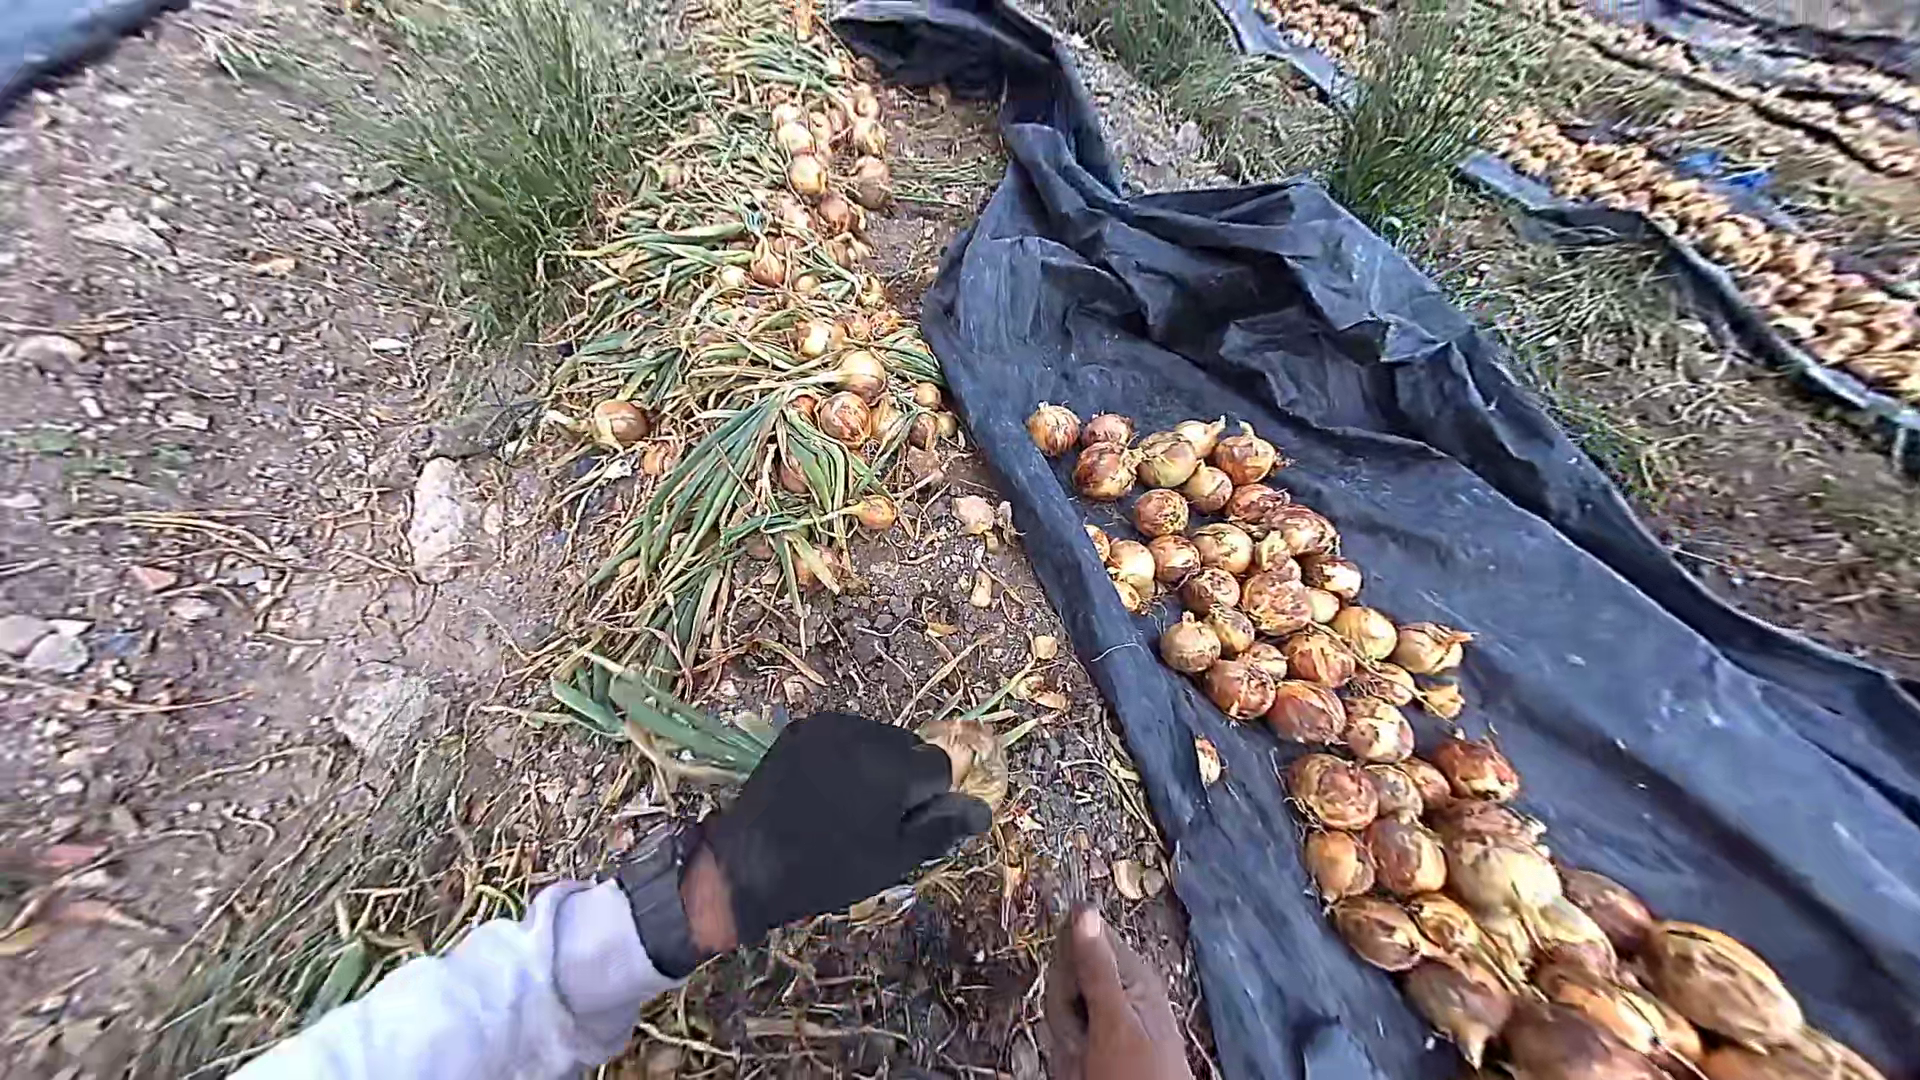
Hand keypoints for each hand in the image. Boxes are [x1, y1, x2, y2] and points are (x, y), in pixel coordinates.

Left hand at [700, 711, 992, 943]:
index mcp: (894, 767)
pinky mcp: (806, 726)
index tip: (899, 823)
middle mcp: (867, 733)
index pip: (939, 766)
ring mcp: (833, 725)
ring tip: (844, 801)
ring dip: (875, 763)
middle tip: (871, 816)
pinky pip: (845, 733)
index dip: (925, 798)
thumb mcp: (892, 859)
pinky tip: (823, 784)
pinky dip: (845, 753)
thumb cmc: (827, 870)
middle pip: (909, 748)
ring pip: (879, 738)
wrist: (746, 865)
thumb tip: (983, 810)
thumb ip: (941, 827)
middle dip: (902, 776)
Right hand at [1043, 906, 1194, 1079]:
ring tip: (1085, 1065)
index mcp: (1132, 971)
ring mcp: (1108, 1017)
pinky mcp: (1097, 1043)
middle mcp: (1119, 988)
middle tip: (1083, 1039)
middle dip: (1063, 1006)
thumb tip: (1083, 907)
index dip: (1067, 957)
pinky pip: (1066, 1035)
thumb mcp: (1115, 1024)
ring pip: (1061, 1006)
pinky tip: (1081, 1071)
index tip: (1072, 989)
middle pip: (1066, 971)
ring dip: (1064, 1037)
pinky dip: (1067, 1055)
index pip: (1081, 931)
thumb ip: (1096, 966)